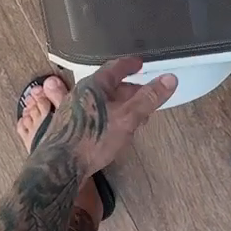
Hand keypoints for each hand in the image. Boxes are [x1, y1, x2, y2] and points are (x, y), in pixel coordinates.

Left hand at [39, 57, 176, 176]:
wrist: (59, 166)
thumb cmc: (92, 138)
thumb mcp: (127, 117)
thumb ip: (148, 98)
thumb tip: (170, 78)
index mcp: (94, 85)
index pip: (115, 68)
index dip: (130, 65)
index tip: (140, 64)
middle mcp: (80, 93)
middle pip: (109, 86)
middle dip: (129, 90)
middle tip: (146, 95)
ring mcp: (72, 110)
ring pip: (101, 101)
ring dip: (120, 105)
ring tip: (135, 116)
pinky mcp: (69, 126)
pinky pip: (94, 114)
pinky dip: (109, 116)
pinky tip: (114, 130)